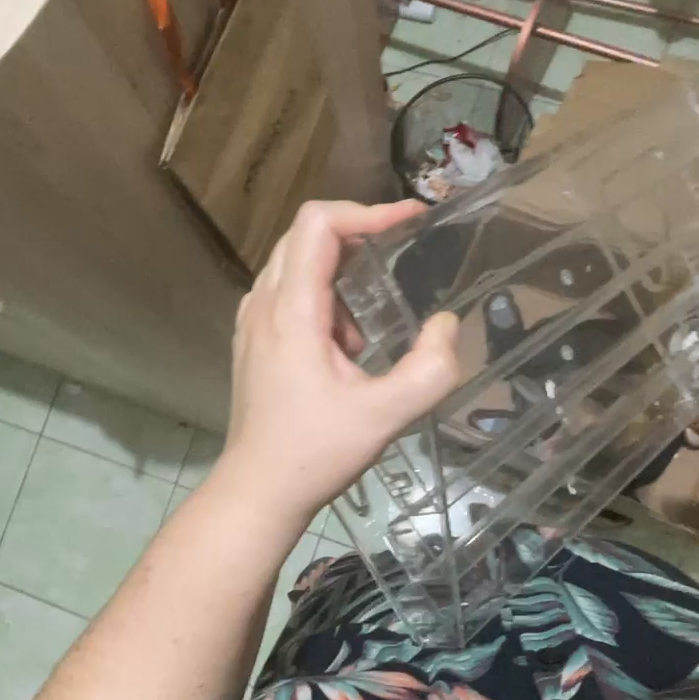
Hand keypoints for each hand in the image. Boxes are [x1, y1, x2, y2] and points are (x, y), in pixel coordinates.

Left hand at [214, 200, 460, 522]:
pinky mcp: (251, 343)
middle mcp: (263, 305)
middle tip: (399, 261)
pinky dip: (321, 301)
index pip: (319, 223)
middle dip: (358, 238)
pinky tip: (343, 350)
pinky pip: (287, 295)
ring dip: (339, 277)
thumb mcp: (386, 416)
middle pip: (305, 236)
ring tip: (369, 331)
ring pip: (295, 265)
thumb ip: (431, 369)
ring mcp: (251, 324)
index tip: (411, 221)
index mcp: (292, 311)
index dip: (368, 210)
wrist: (259, 489)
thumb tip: (447, 325)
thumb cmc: (316, 453)